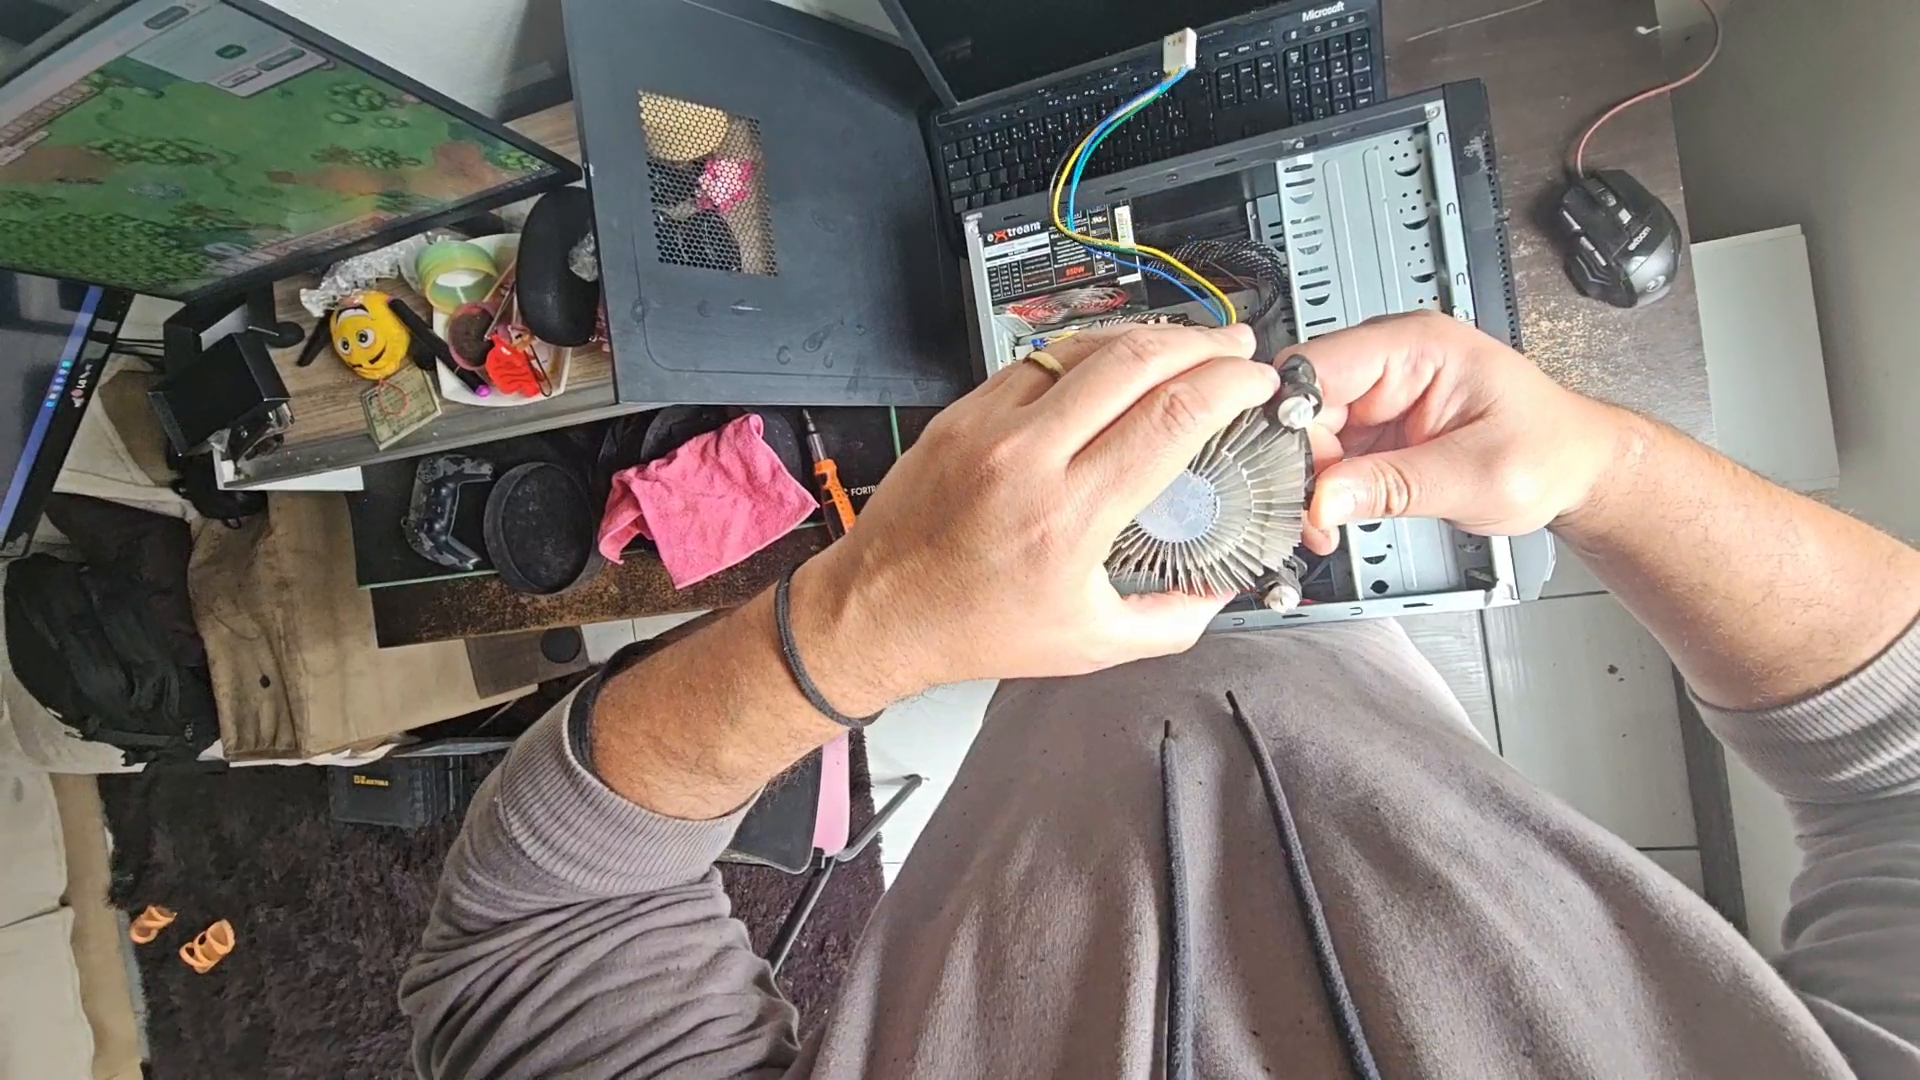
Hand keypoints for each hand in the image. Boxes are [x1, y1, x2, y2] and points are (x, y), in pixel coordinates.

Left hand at [794, 323, 1279, 706]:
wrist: (878, 608)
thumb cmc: (969, 626)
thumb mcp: (1088, 642)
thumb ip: (1170, 619)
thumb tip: (1216, 591)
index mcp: (1068, 515)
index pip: (1172, 416)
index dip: (1229, 385)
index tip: (1254, 383)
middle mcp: (1027, 457)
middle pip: (1136, 360)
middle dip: (1202, 342)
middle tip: (1233, 348)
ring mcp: (988, 426)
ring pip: (1085, 346)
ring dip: (1147, 337)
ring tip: (1183, 346)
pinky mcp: (961, 415)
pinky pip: (1037, 362)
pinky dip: (1086, 353)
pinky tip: (1110, 363)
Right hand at [1290, 311, 1627, 553]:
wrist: (1575, 472)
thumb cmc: (1550, 453)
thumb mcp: (1475, 476)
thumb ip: (1393, 486)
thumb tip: (1321, 499)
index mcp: (1415, 347)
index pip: (1315, 365)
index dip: (1286, 415)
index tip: (1281, 467)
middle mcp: (1383, 366)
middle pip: (1297, 407)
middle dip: (1294, 464)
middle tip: (1306, 514)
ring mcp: (1370, 400)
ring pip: (1299, 438)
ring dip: (1302, 486)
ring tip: (1321, 526)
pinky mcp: (1364, 432)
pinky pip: (1318, 459)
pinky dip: (1316, 494)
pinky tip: (1327, 519)